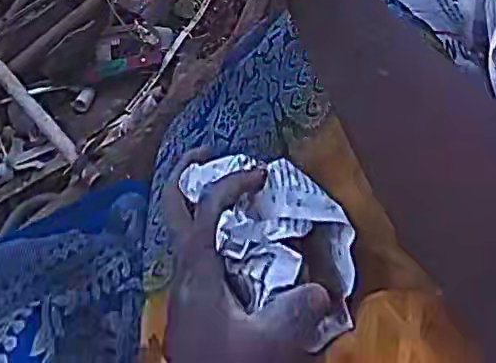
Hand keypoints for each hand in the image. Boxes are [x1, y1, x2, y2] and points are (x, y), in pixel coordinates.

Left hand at [164, 149, 334, 362]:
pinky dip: (205, 223)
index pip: (210, 202)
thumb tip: (322, 290)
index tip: (261, 172)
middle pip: (173, 198)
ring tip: (224, 187)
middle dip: (187, 168)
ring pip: (178, 218)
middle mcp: (182, 259)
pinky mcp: (188, 292)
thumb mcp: (265, 345)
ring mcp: (181, 275)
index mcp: (196, 260)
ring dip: (195, 194)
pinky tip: (231, 237)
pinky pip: (190, 240)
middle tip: (211, 152)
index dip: (234, 180)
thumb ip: (294, 314)